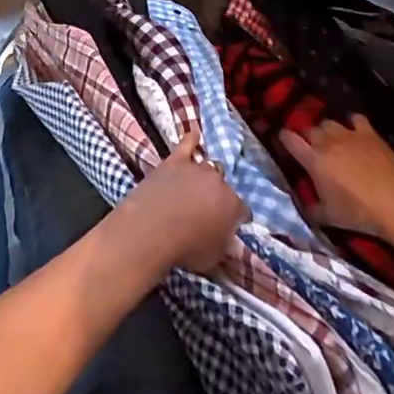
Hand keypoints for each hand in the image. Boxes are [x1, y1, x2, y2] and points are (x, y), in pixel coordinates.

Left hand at [110, 132, 246, 272]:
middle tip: (207, 209)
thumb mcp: (214, 258)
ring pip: (209, 165)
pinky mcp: (175, 161)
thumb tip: (229, 242)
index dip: (235, 218)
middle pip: (225, 185)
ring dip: (205, 176)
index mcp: (233, 206)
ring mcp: (196, 168)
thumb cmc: (185, 249)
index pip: (243, 210)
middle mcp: (219, 182)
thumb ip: (224, 245)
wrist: (151, 229)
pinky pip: (187, 143)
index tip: (227, 227)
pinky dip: (191, 140)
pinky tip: (194, 135)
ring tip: (197, 186)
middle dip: (219, 195)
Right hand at [281, 116, 393, 236]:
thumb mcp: (329, 217)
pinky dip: (353, 123)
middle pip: (309, 129)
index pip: (290, 139)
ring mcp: (348, 134)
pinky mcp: (369, 133)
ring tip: (332, 140)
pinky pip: (356, 119)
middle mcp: (327, 142)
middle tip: (312, 148)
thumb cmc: (358, 212)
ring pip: (329, 122)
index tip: (283, 140)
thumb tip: (302, 207)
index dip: (284, 138)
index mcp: (313, 160)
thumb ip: (311, 209)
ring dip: (328, 130)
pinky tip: (355, 132)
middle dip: (307, 136)